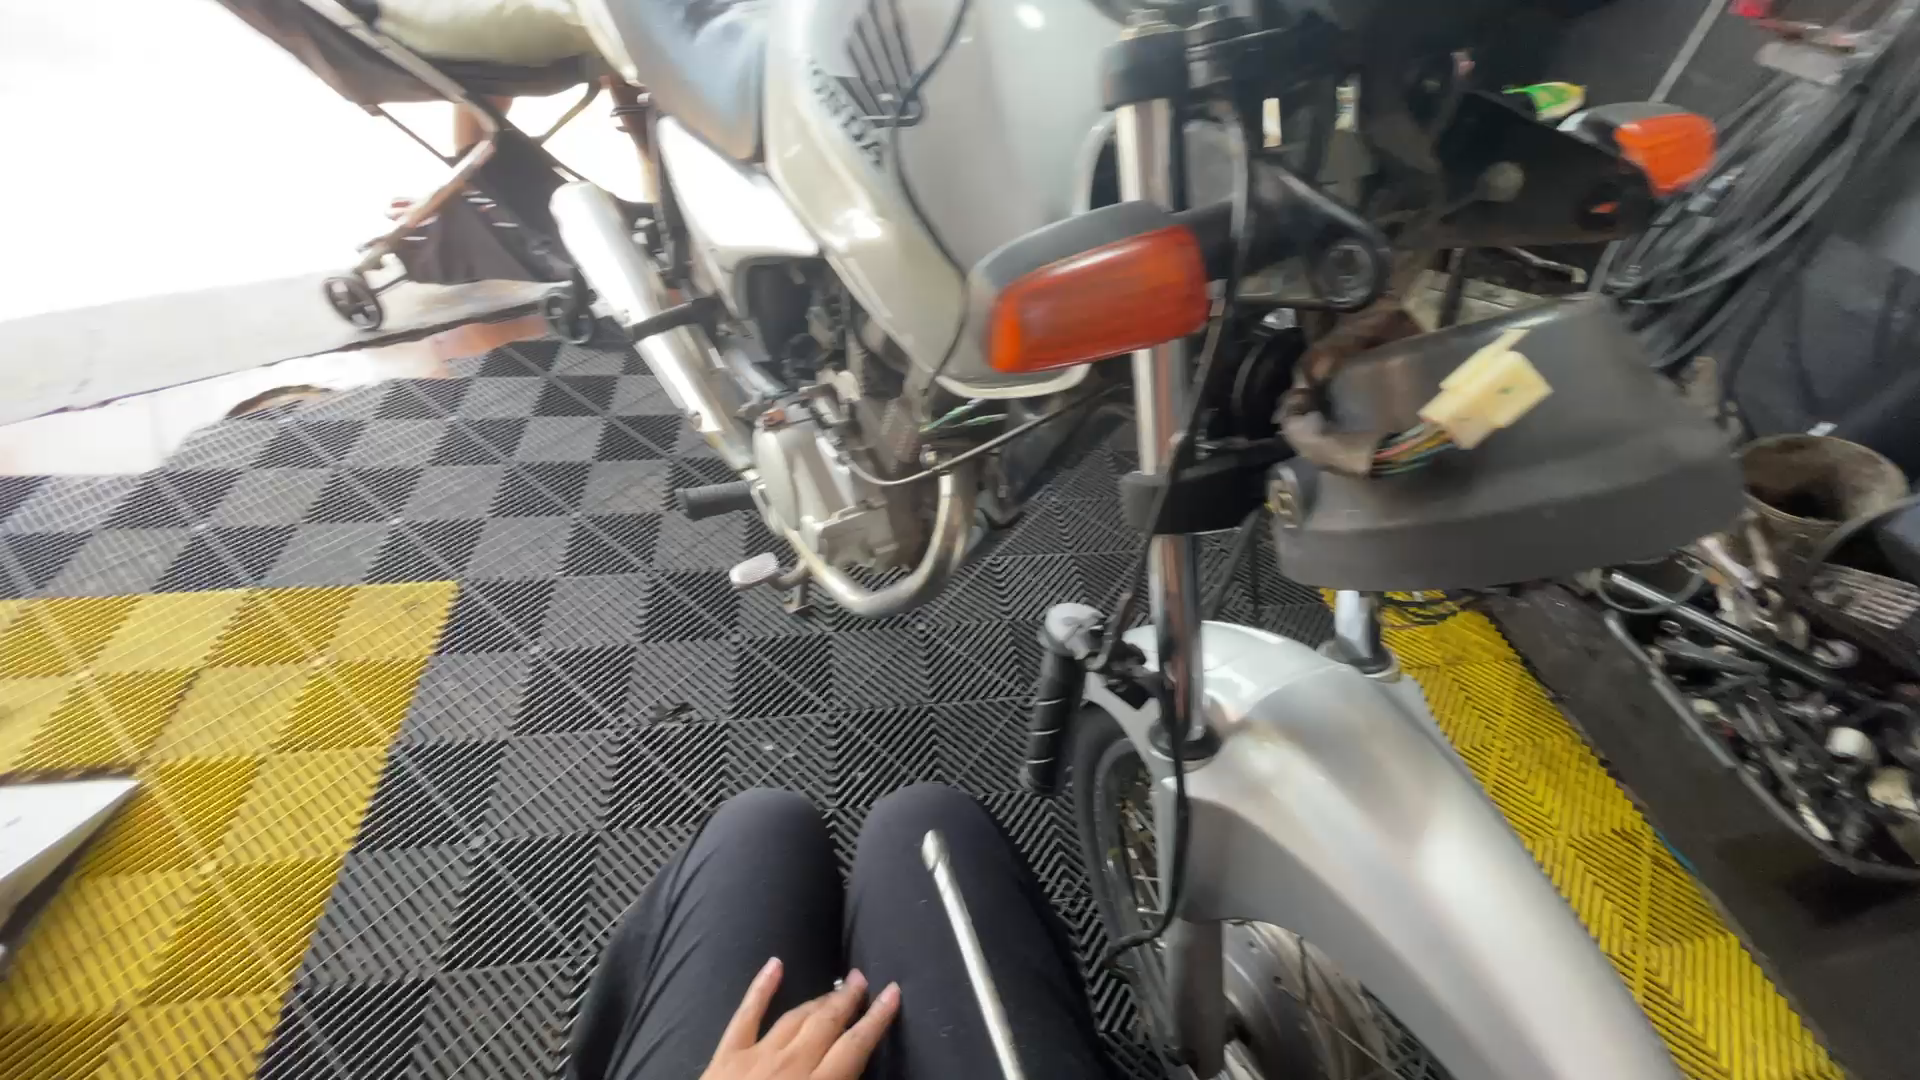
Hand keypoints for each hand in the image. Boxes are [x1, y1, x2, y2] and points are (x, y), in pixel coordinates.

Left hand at [700, 958, 900, 1079]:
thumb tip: (853, 1075)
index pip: (854, 1048)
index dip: (876, 1019)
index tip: (893, 992)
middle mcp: (790, 1066)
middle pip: (827, 1023)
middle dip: (848, 1000)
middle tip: (863, 979)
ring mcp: (756, 1057)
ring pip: (796, 1017)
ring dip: (819, 999)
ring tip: (836, 985)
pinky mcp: (725, 1057)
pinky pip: (746, 1015)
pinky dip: (761, 987)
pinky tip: (775, 965)